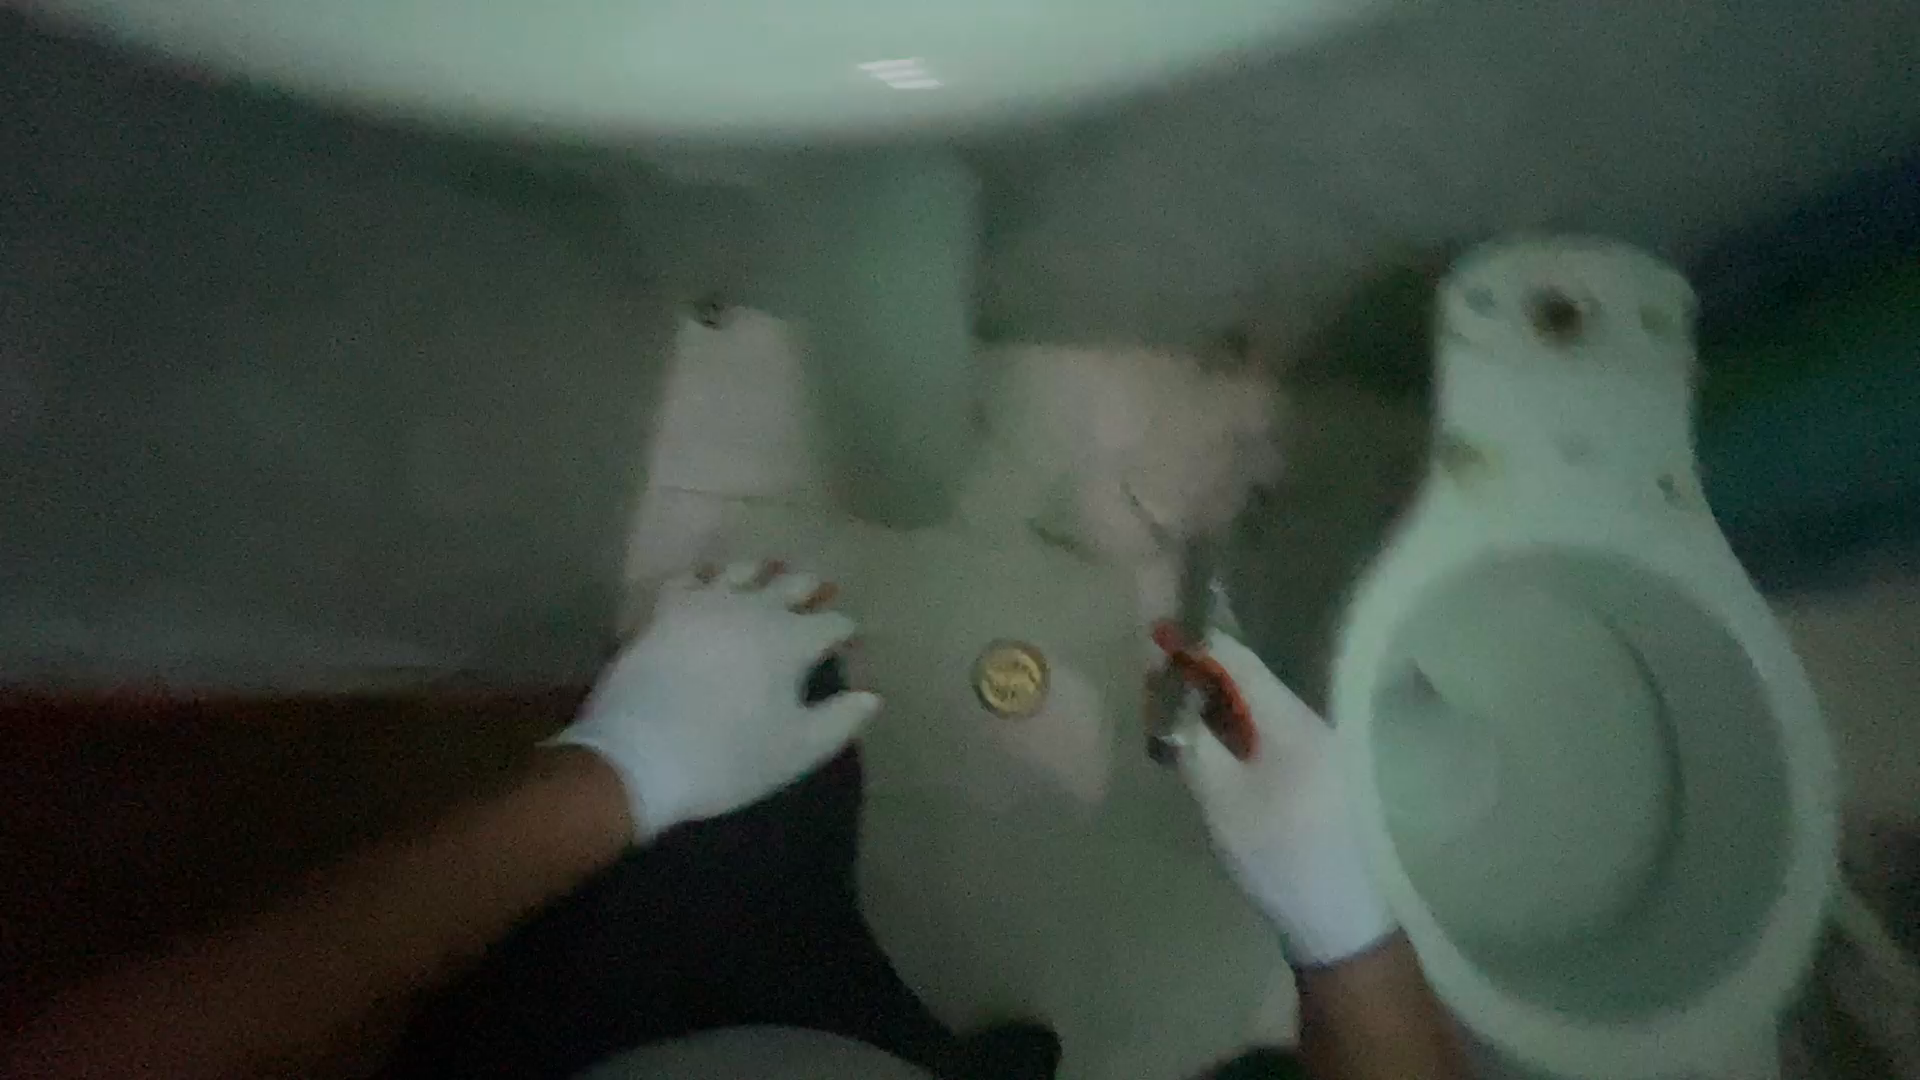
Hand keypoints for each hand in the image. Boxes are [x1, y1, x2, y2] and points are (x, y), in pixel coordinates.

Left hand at [553, 561, 880, 839]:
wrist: (638, 757)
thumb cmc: (728, 757)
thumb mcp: (797, 749)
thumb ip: (841, 719)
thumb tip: (872, 697)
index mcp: (792, 639)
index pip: (833, 624)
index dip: (845, 631)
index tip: (849, 642)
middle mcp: (754, 609)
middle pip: (793, 584)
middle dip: (811, 589)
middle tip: (818, 593)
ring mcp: (707, 604)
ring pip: (743, 570)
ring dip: (762, 573)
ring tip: (767, 575)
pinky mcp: (666, 610)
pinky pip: (690, 578)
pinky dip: (705, 578)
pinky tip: (706, 584)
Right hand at [1164, 628, 1394, 965]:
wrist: (1336, 920)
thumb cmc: (1275, 855)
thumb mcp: (1219, 797)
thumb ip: (1189, 737)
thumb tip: (1166, 689)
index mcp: (1291, 721)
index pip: (1237, 660)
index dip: (1194, 643)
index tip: (1154, 636)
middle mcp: (1308, 721)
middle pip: (1244, 678)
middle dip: (1195, 675)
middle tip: (1151, 691)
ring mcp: (1315, 746)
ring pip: (1251, 704)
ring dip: (1208, 703)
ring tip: (1168, 720)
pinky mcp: (1312, 768)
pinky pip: (1262, 728)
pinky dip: (1227, 727)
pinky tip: (1203, 746)